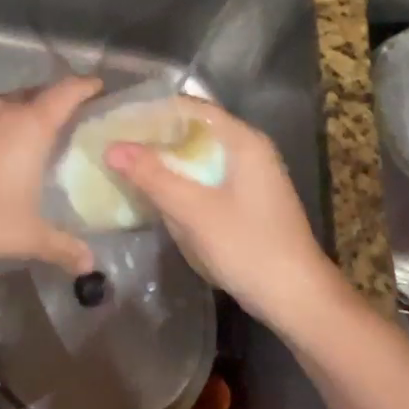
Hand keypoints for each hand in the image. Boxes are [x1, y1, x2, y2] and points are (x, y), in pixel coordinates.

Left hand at [0, 77, 100, 274]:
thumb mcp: (25, 237)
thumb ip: (62, 247)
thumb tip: (91, 265)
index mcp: (29, 126)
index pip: (66, 93)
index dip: (84, 87)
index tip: (97, 86)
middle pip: (33, 96)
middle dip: (49, 105)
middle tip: (61, 123)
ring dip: (12, 117)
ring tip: (17, 140)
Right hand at [105, 101, 340, 322]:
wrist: (298, 300)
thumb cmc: (248, 247)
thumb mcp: (193, 211)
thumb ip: (151, 176)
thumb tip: (110, 147)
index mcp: (243, 141)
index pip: (190, 108)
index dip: (152, 111)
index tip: (116, 120)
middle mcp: (249, 150)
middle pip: (193, 131)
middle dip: (153, 139)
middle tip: (113, 145)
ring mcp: (250, 177)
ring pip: (197, 158)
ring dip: (165, 163)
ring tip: (123, 167)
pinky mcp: (246, 202)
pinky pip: (205, 180)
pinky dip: (180, 183)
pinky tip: (154, 196)